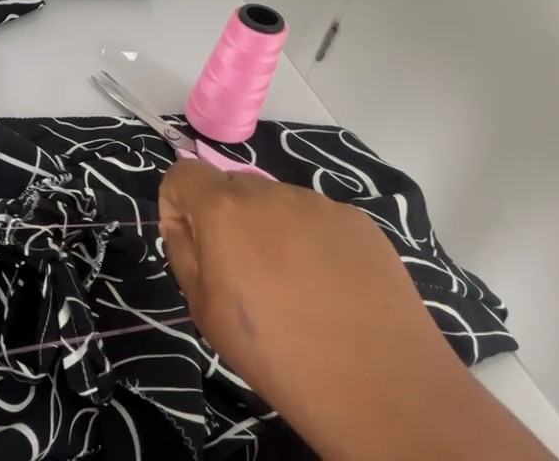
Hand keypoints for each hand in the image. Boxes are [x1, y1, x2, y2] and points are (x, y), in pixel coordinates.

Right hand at [158, 159, 552, 460]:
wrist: (380, 385)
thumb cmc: (275, 351)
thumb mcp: (203, 308)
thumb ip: (184, 252)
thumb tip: (186, 225)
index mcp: (223, 209)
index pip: (183, 174)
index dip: (178, 205)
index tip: (194, 245)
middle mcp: (270, 192)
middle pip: (231, 187)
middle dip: (226, 218)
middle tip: (245, 273)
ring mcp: (320, 206)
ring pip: (276, 203)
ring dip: (270, 228)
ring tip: (295, 286)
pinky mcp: (361, 224)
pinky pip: (317, 220)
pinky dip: (312, 242)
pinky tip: (330, 287)